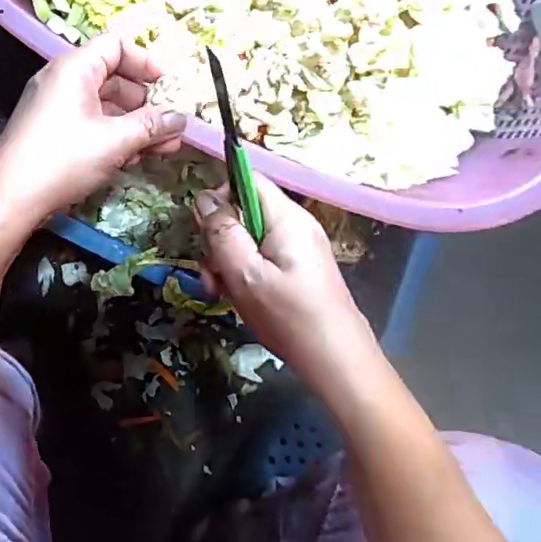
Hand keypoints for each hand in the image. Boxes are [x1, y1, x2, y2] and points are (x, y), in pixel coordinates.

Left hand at [0, 34, 187, 232]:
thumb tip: (181, 119)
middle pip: (113, 78)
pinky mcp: (50, 131)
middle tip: (171, 128)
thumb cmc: (63, 159)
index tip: (168, 86)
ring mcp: (54, 106)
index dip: (146, 62)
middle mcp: (61, 80)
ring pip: (103, 105)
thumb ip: (151, 126)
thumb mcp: (115, 141)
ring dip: (134, 125)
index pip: (116, 46)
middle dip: (146, 104)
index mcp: (74, 69)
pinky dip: (113, 136)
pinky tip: (133, 159)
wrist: (8, 198)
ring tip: (161, 149)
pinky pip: (89, 123)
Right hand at [196, 175, 380, 396]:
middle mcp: (294, 225)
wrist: (336, 362)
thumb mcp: (244, 273)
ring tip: (222, 293)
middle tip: (212, 276)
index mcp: (286, 218)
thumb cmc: (289, 316)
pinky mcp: (297, 269)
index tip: (205, 229)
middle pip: (244, 212)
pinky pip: (261, 258)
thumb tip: (204, 198)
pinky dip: (244, 274)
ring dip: (227, 262)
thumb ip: (221, 232)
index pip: (247, 179)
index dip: (220, 195)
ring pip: (248, 238)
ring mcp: (297, 248)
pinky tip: (239, 299)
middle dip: (219, 239)